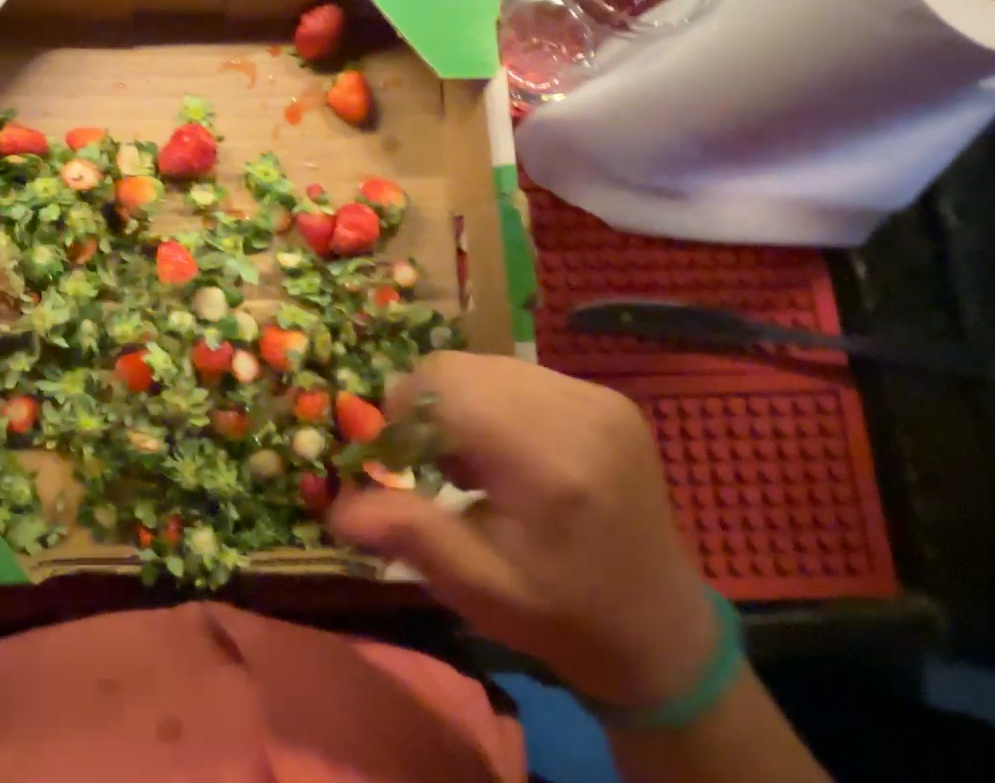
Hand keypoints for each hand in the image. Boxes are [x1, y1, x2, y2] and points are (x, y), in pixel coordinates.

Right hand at [328, 352, 717, 709]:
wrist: (659, 630)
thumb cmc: (558, 613)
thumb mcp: (475, 586)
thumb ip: (408, 533)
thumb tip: (336, 509)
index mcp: (548, 459)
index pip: (443, 384)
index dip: (400, 413)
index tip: (395, 463)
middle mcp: (578, 411)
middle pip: (458, 367)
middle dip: (423, 407)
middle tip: (425, 464)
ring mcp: (599, 399)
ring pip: (485, 364)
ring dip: (455, 402)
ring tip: (468, 463)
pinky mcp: (607, 399)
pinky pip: (518, 374)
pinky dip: (490, 402)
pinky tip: (503, 453)